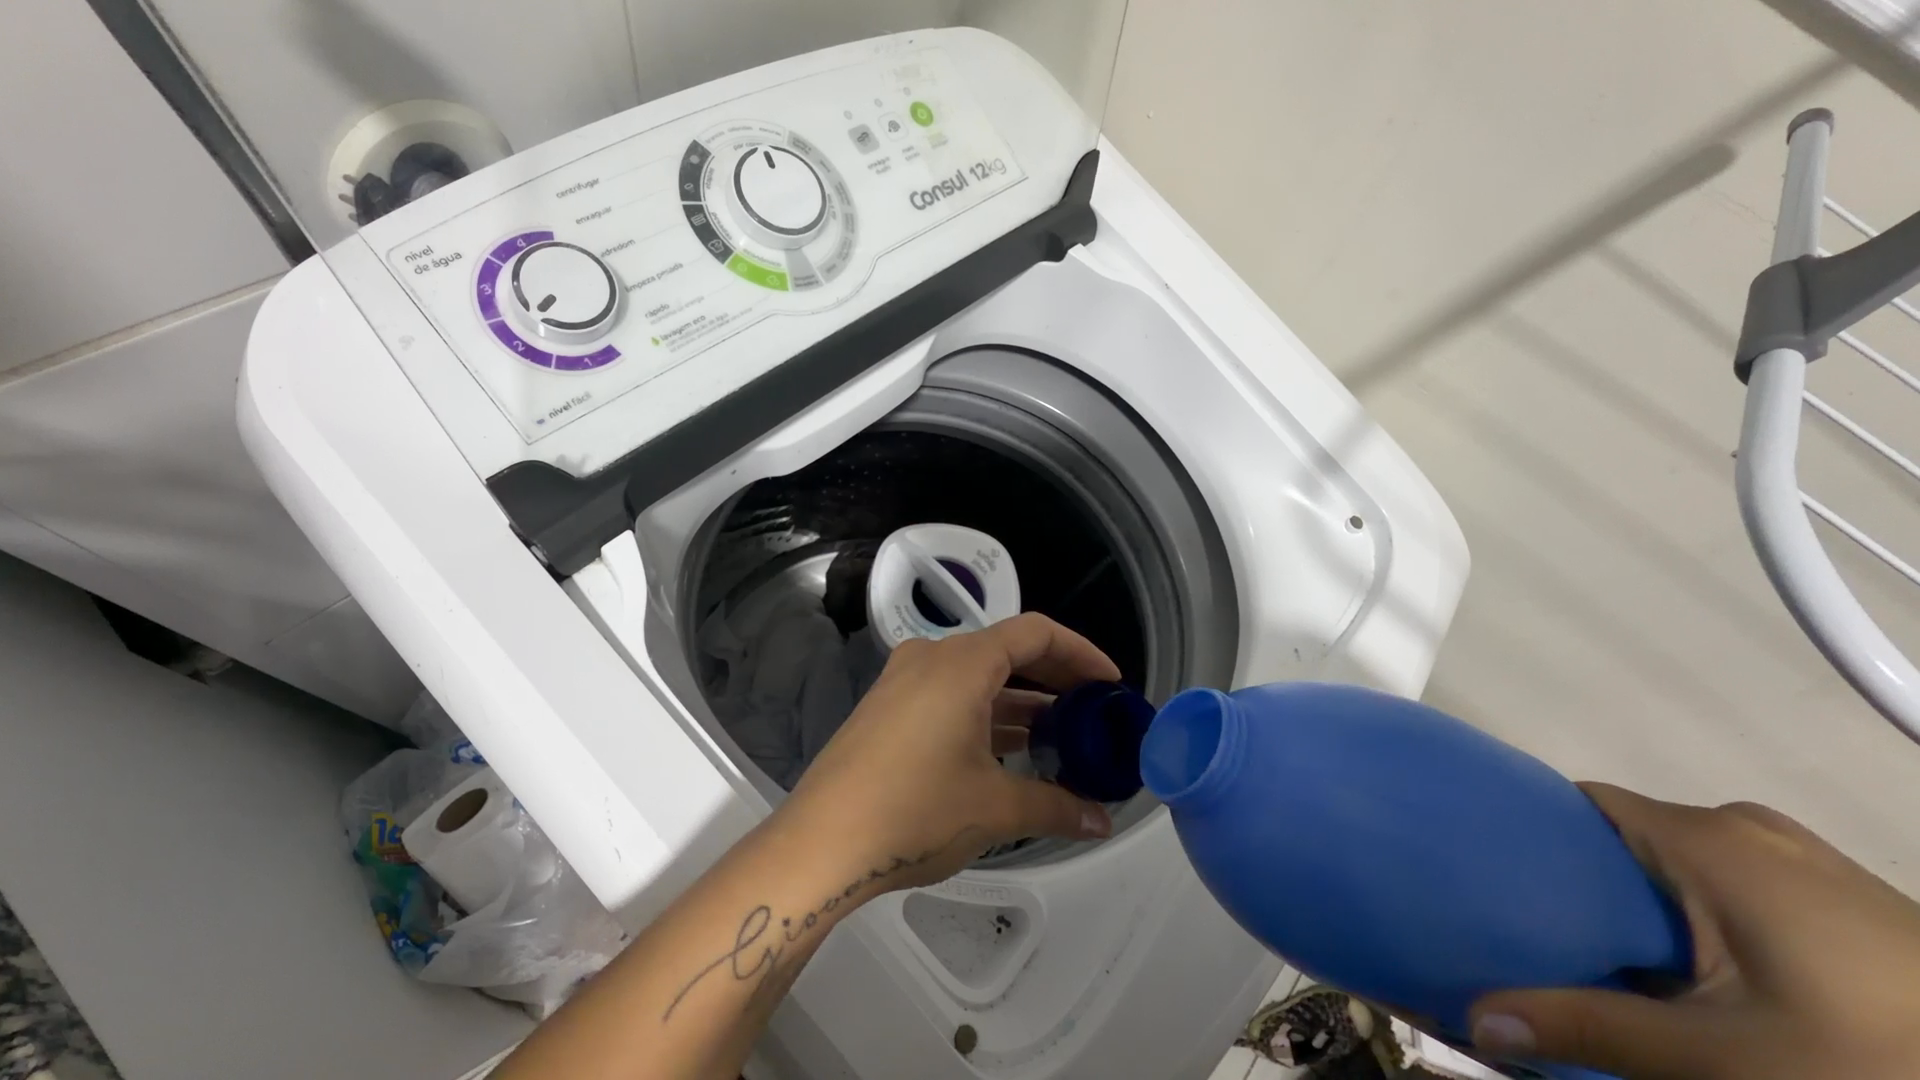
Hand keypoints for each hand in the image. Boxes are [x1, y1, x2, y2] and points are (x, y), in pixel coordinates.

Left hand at [776, 613, 1119, 892]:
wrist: (822, 843)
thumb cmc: (914, 811)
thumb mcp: (995, 808)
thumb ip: (1057, 807)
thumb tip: (1101, 822)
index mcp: (961, 664)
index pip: (1035, 633)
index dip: (1080, 652)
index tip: (1110, 683)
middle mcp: (930, 659)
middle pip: (1006, 650)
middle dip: (1054, 677)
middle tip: (1092, 709)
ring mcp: (902, 683)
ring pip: (977, 677)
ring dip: (1020, 701)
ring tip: (1060, 737)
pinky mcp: (887, 710)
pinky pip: (950, 696)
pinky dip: (986, 714)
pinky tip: (1010, 752)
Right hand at [1470, 783, 1919, 1078]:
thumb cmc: (1866, 1057)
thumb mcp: (1718, 1060)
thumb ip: (1588, 1027)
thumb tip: (1477, 1017)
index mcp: (1709, 839)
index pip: (1582, 803)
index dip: (1532, 835)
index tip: (1497, 881)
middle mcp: (1748, 829)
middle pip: (1626, 836)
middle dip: (1582, 885)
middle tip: (1547, 940)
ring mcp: (1803, 859)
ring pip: (1680, 863)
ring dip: (1640, 907)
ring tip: (1614, 963)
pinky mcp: (1840, 896)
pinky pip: (1732, 884)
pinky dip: (1696, 919)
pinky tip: (1701, 976)